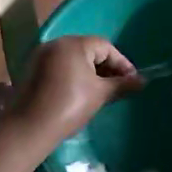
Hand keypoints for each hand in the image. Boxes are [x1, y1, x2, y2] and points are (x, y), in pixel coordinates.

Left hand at [10, 36, 142, 137]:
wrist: (30, 127)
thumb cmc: (70, 105)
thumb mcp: (100, 94)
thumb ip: (122, 85)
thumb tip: (142, 81)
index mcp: (73, 44)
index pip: (105, 46)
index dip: (122, 63)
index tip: (133, 81)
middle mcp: (55, 44)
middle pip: (88, 50)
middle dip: (106, 67)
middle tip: (119, 87)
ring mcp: (41, 56)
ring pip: (73, 59)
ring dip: (90, 72)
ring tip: (103, 92)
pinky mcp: (33, 71)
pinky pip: (60, 67)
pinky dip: (74, 76)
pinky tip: (81, 93)